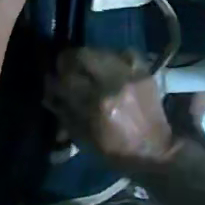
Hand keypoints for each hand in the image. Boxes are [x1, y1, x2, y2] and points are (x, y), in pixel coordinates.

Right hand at [44, 48, 182, 171]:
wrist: (155, 151)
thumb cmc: (116, 152)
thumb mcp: (84, 139)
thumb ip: (65, 113)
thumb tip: (49, 94)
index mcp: (96, 104)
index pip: (66, 79)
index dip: (54, 79)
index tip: (51, 81)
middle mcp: (113, 84)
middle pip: (82, 55)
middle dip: (69, 59)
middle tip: (66, 68)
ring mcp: (131, 75)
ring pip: (102, 51)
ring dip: (90, 57)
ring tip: (86, 67)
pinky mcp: (144, 73)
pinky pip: (125, 53)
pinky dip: (114, 57)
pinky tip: (110, 66)